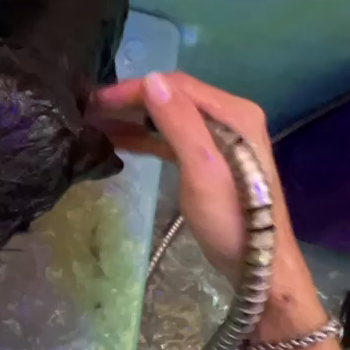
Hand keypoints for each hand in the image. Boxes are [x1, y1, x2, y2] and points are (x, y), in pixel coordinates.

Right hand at [89, 73, 319, 320]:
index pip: (176, 86)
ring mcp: (223, 138)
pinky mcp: (213, 158)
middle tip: (90, 111)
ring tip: (97, 124)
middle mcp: (231, 117)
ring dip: (135, 118)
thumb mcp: (202, 170)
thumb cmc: (230, 220)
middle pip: (173, 97)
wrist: (259, 269)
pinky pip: (173, 137)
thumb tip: (150, 80)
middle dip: (131, 101)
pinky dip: (147, 137)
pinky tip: (119, 141)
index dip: (134, 89)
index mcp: (234, 113)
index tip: (97, 102)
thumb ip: (179, 123)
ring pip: (170, 116)